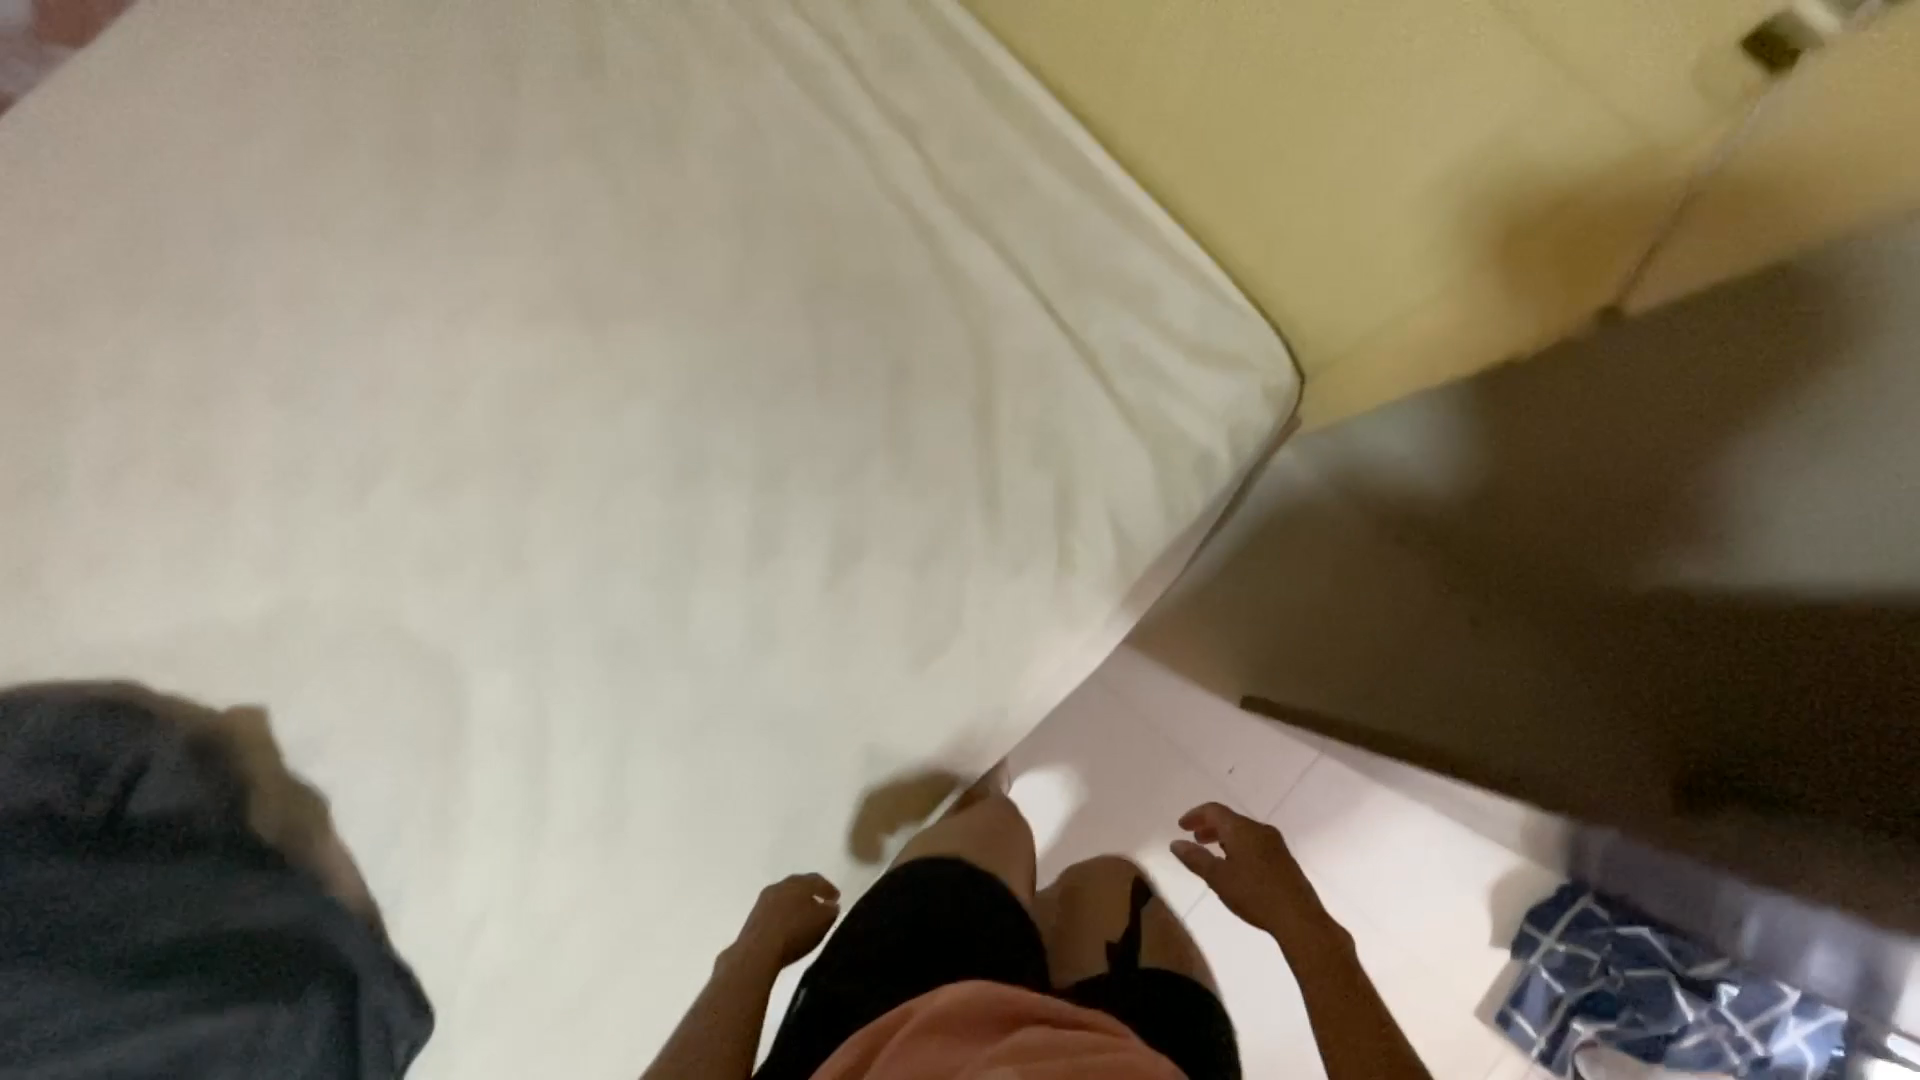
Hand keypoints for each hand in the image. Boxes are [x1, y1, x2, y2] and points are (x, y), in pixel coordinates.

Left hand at [730, 873, 840, 969]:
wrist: (757, 952)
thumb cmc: (795, 933)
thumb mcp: (822, 922)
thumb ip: (830, 911)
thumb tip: (831, 905)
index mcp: (799, 882)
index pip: (817, 879)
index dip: (828, 888)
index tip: (836, 898)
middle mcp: (780, 885)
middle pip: (798, 885)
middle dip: (810, 894)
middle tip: (821, 904)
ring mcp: (764, 900)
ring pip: (785, 897)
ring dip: (795, 904)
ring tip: (804, 917)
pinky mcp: (753, 916)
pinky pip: (774, 911)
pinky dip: (783, 915)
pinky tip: (788, 927)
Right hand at [1171, 802, 1328, 940]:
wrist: (1299, 919)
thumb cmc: (1254, 895)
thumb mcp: (1218, 878)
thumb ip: (1195, 858)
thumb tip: (1175, 843)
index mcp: (1242, 829)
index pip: (1214, 810)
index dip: (1195, 815)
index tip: (1181, 826)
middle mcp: (1260, 830)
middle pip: (1229, 819)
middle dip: (1209, 826)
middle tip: (1194, 838)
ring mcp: (1275, 844)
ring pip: (1243, 832)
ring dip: (1224, 837)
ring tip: (1213, 852)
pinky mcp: (1284, 859)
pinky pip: (1255, 843)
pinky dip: (1239, 846)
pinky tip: (1236, 866)